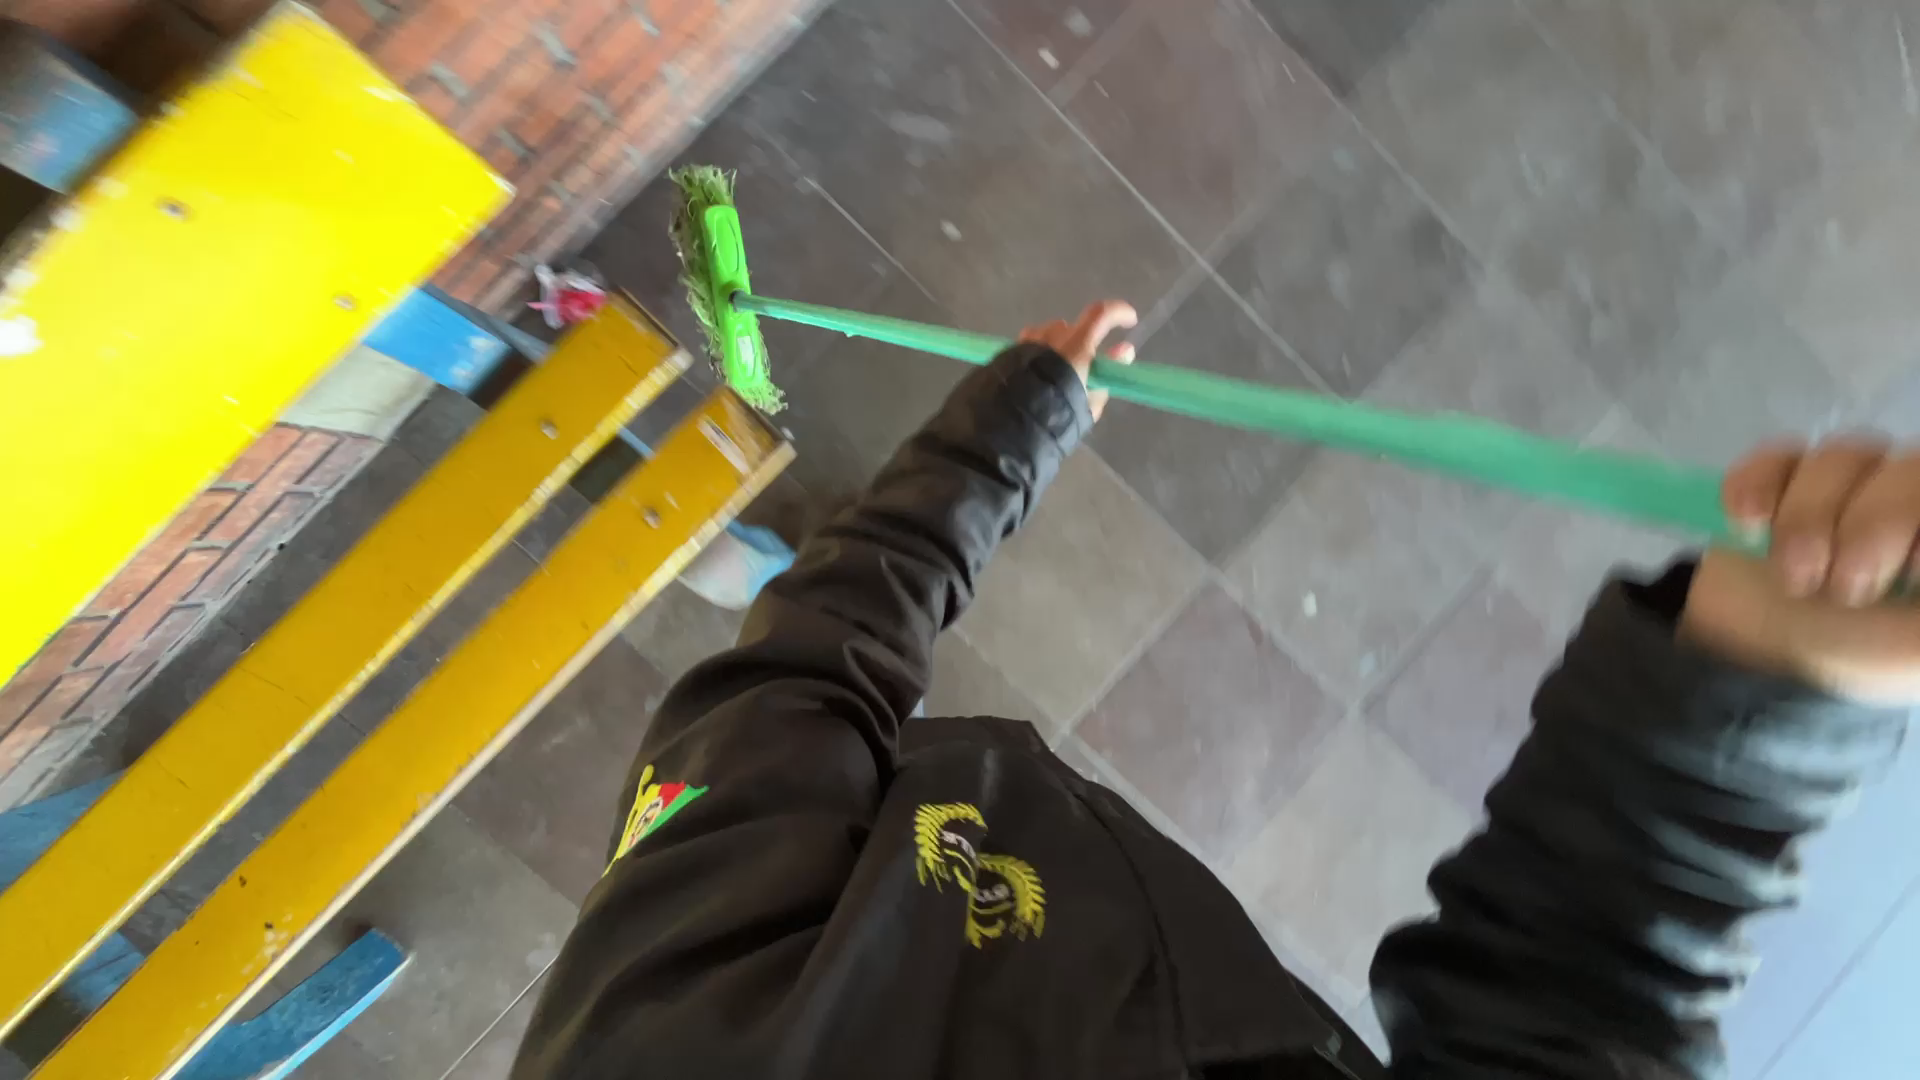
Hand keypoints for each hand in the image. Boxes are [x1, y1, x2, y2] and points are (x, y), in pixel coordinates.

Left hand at [1019, 300, 1137, 420]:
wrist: (1012, 424)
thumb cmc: (1058, 415)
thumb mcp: (1091, 401)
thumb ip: (1109, 372)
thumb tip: (1124, 350)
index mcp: (1076, 346)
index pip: (1101, 315)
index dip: (1119, 312)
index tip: (1129, 321)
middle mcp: (1051, 336)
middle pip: (1072, 328)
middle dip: (1082, 340)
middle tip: (1083, 365)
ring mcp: (1028, 341)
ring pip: (1049, 334)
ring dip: (1059, 346)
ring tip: (1057, 371)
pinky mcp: (1011, 351)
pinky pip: (1031, 343)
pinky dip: (1041, 352)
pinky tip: (1037, 373)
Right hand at [1681, 435, 1919, 702]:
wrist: (1757, 653)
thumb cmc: (1858, 654)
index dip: (1919, 524)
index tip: (1911, 577)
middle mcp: (1913, 498)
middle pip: (1911, 466)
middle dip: (1867, 528)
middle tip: (1840, 590)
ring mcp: (1846, 484)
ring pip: (1841, 457)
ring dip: (1803, 520)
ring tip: (1790, 575)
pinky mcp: (1776, 482)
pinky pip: (1772, 456)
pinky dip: (1753, 488)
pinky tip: (1747, 527)